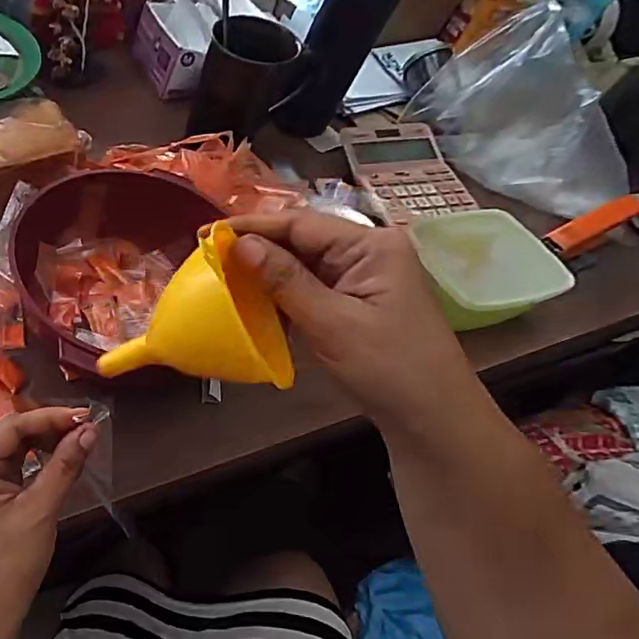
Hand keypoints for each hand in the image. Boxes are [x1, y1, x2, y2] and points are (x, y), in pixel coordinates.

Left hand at [0, 407, 96, 625]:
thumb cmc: (12, 562)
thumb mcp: (41, 510)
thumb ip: (64, 466)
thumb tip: (89, 431)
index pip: (10, 427)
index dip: (49, 417)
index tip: (85, 415)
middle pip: (10, 433)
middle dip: (48, 426)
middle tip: (87, 426)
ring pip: (13, 446)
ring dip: (45, 440)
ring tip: (79, 437)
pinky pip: (13, 463)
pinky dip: (38, 457)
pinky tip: (61, 454)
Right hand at [227, 210, 476, 423]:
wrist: (429, 415)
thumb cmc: (386, 365)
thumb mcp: (330, 321)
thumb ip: (284, 280)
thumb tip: (240, 245)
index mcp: (371, 245)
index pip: (301, 223)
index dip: (253, 226)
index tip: (209, 233)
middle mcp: (366, 252)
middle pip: (301, 239)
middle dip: (256, 246)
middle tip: (210, 255)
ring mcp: (360, 277)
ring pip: (301, 263)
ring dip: (264, 270)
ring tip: (223, 275)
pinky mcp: (352, 301)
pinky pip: (308, 286)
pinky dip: (280, 292)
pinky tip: (253, 299)